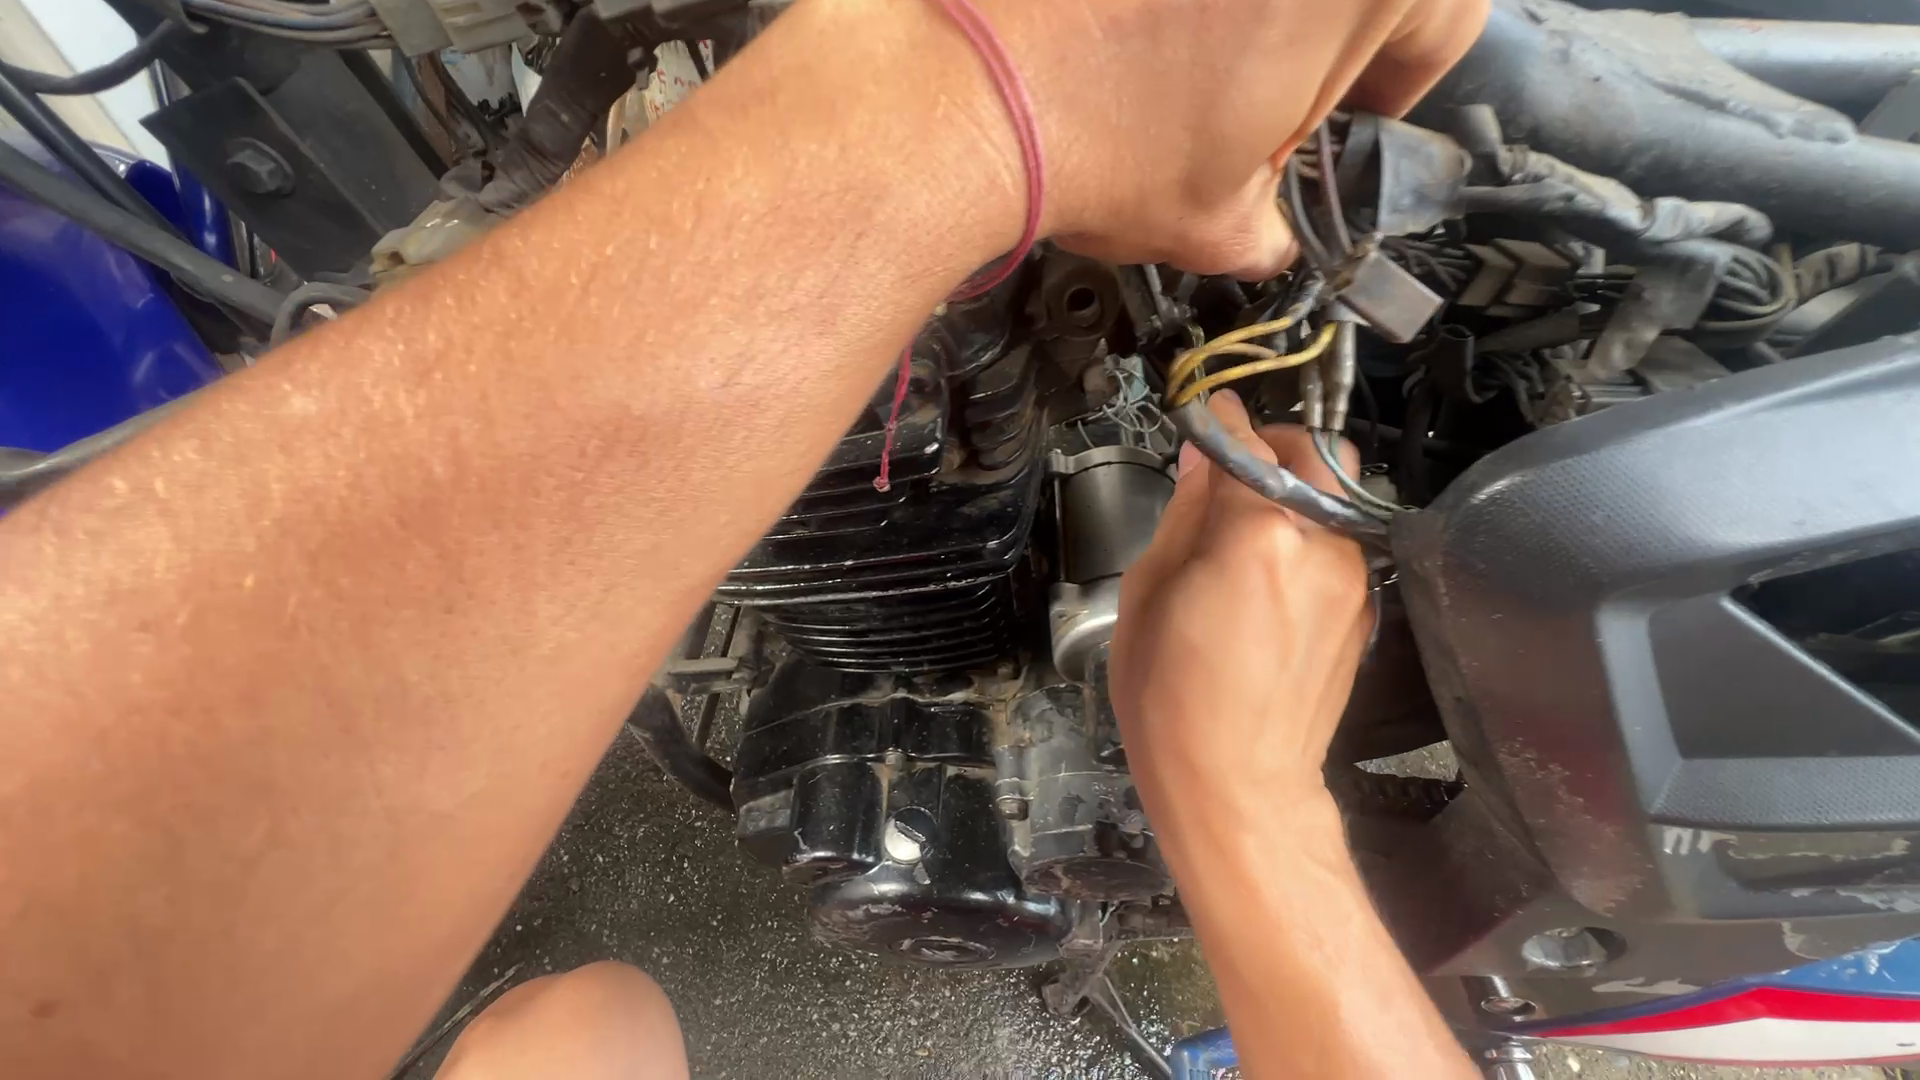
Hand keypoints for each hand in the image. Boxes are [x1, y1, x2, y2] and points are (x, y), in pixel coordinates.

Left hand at [978, 0, 1490, 276]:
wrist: (980, 95)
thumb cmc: (1110, 155)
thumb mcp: (1211, 221)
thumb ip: (1265, 229)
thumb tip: (1268, 241)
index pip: (1443, 29)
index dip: (1394, 93)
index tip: (1348, 126)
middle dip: (1315, 50)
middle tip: (1251, 110)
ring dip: (1240, 18)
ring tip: (1175, 69)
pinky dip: (1171, 4)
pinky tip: (1136, 28)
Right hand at [1109, 391, 1371, 845]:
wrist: (1238, 785)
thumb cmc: (1168, 695)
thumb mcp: (1148, 594)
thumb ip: (1186, 513)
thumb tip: (1203, 456)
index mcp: (1257, 534)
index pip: (1244, 442)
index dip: (1220, 419)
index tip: (1204, 411)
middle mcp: (1322, 542)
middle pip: (1314, 452)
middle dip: (1270, 444)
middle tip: (1227, 468)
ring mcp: (1353, 578)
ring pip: (1333, 496)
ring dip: (1290, 490)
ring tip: (1242, 531)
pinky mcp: (1364, 610)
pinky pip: (1339, 542)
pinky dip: (1306, 534)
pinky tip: (1267, 577)